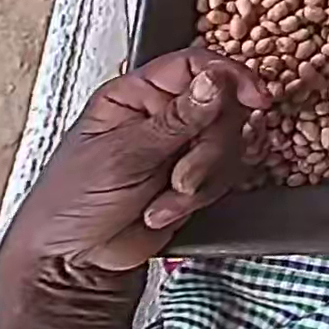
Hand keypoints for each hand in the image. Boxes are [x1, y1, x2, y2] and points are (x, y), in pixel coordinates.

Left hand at [0, 47, 269, 326]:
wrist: (74, 263)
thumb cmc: (73, 203)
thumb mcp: (124, 156)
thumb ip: (178, 118)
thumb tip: (216, 80)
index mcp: (138, 94)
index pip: (195, 65)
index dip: (230, 76)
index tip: (255, 98)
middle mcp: (165, 113)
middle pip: (223, 106)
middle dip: (210, 147)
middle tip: (184, 174)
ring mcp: (183, 144)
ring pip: (229, 142)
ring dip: (202, 177)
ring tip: (166, 197)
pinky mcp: (197, 174)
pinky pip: (226, 173)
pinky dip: (202, 195)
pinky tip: (166, 208)